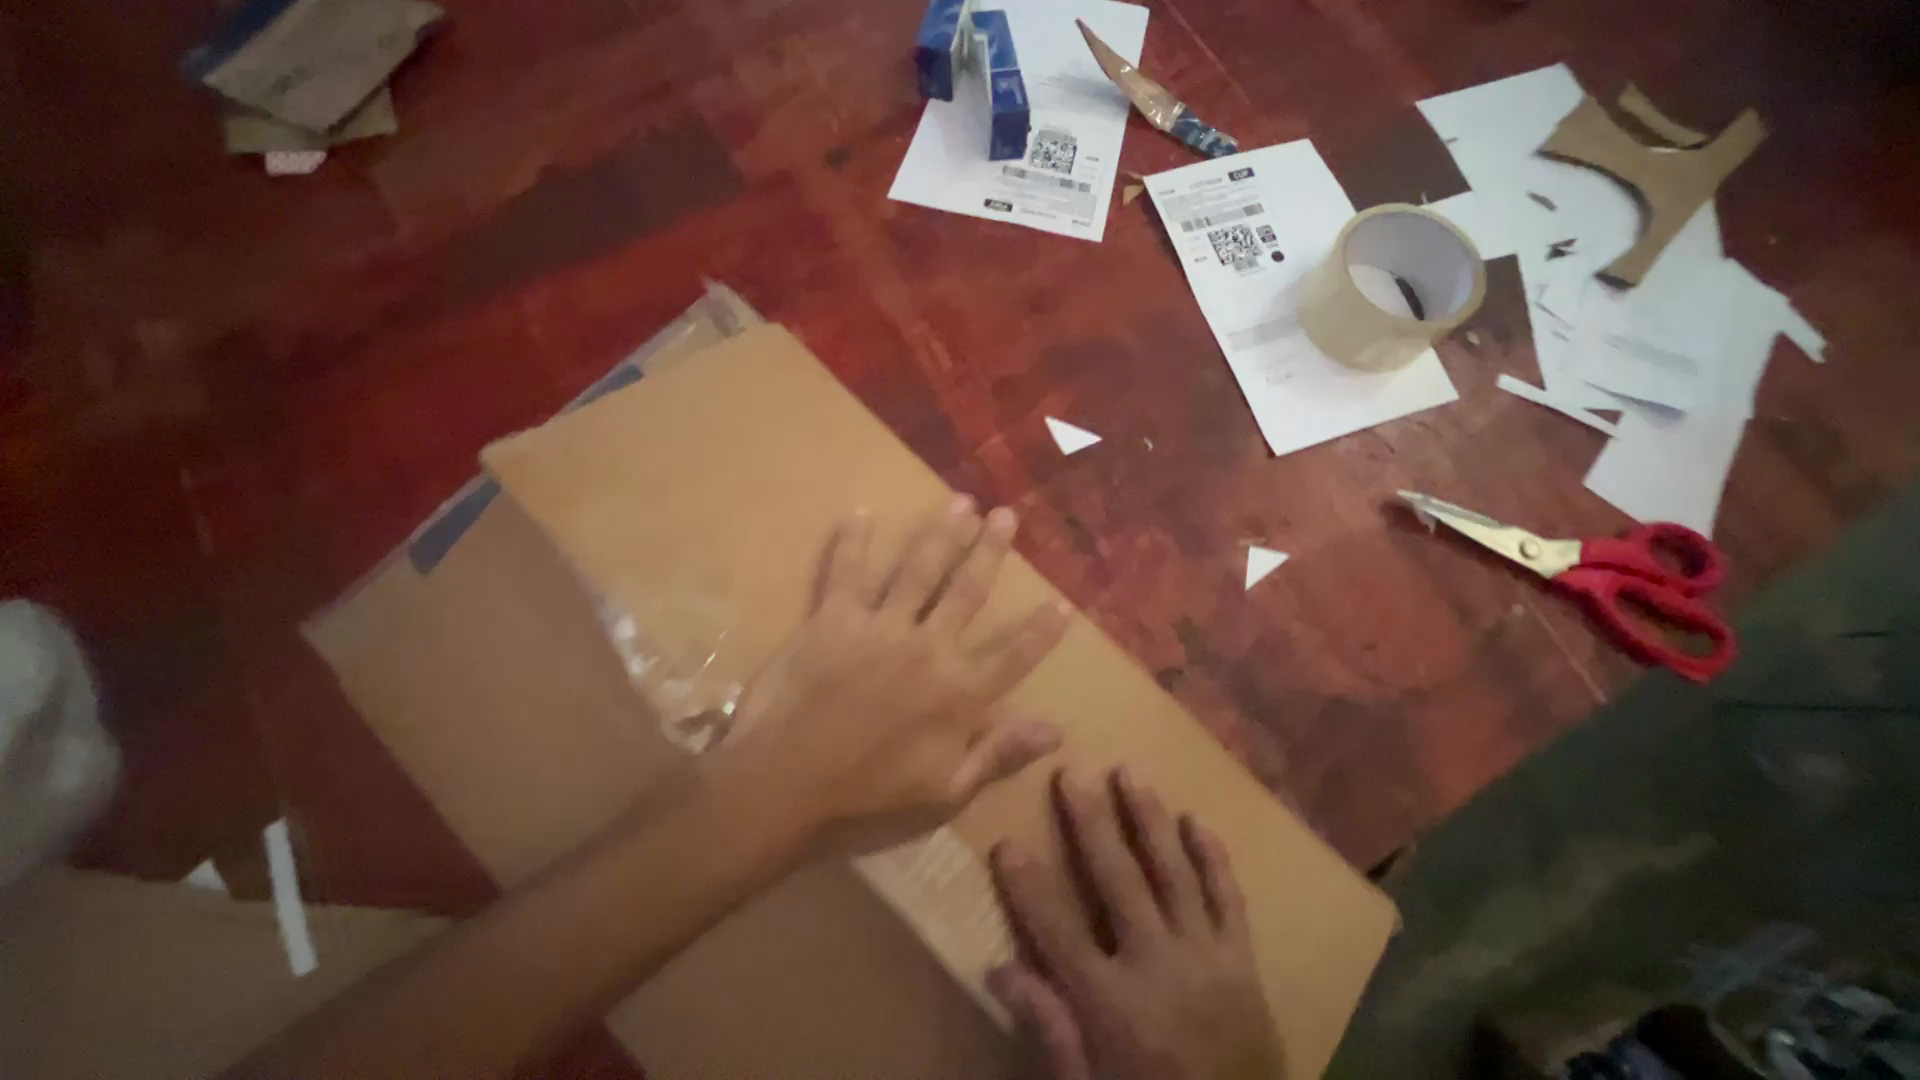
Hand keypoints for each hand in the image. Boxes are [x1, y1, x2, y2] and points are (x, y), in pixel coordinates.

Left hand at [727, 497, 1071, 854]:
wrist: (788, 783)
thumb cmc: (869, 795)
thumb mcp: (946, 790)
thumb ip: (1000, 754)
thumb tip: (1056, 731)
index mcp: (959, 693)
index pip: (1014, 655)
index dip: (1042, 632)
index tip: (1064, 603)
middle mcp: (929, 648)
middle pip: (968, 592)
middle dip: (990, 552)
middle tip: (1006, 515)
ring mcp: (881, 627)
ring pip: (919, 570)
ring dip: (942, 534)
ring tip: (960, 502)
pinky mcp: (834, 618)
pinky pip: (847, 571)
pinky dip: (852, 540)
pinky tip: (860, 512)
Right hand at [989, 769, 1285, 1079]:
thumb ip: (1050, 1028)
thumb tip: (1000, 968)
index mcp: (1115, 1005)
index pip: (1060, 932)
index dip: (1028, 888)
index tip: (1006, 844)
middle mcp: (1160, 966)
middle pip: (1119, 881)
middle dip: (1091, 823)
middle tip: (1070, 775)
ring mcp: (1208, 957)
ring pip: (1174, 873)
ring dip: (1149, 820)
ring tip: (1129, 773)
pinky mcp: (1244, 960)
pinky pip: (1229, 898)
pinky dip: (1213, 857)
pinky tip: (1197, 821)